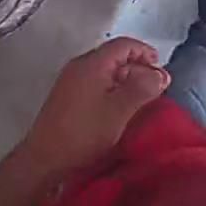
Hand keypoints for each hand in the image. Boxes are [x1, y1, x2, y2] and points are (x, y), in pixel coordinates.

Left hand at [19, 38, 171, 176]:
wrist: (43, 161)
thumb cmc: (84, 132)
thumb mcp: (120, 109)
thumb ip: (144, 88)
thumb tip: (162, 75)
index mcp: (92, 63)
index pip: (124, 44)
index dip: (145, 51)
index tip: (159, 67)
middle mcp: (79, 65)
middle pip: (114, 55)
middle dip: (137, 67)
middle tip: (154, 85)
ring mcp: (70, 80)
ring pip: (105, 70)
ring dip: (125, 79)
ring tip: (140, 97)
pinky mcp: (66, 96)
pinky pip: (95, 82)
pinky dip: (112, 87)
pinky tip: (119, 106)